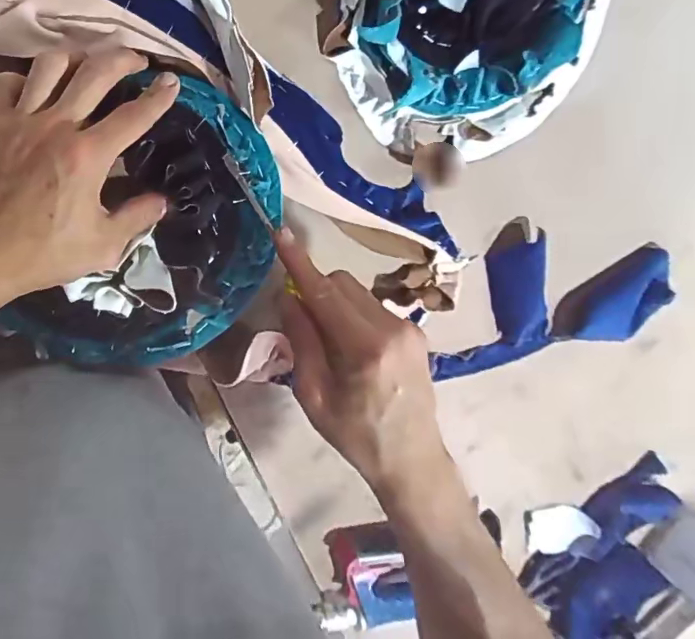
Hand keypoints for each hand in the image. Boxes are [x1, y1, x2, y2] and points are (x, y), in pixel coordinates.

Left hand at [0, 48, 177, 300]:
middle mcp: (57, 126)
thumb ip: (135, 219)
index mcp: (88, 155)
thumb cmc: (41, 253)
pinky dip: (22, 78)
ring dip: (74, 57)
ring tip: (85, 62)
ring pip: (51, 65)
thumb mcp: (100, 247)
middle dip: (123, 58)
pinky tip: (32, 88)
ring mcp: (21, 120)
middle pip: (96, 72)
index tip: (171, 81)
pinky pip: (7, 82)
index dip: (159, 95)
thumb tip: (161, 201)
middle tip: (136, 60)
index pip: (134, 115)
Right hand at [278, 229, 448, 494]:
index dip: (298, 261)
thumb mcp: (313, 394)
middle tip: (300, 320)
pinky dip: (351, 313)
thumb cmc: (355, 435)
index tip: (280, 232)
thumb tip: (288, 296)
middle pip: (341, 283)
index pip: (324, 292)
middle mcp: (392, 329)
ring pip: (356, 291)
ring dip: (333, 302)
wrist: (413, 462)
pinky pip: (370, 306)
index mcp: (364, 348)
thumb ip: (301, 339)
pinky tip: (350, 347)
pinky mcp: (414, 333)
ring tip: (329, 342)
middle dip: (315, 289)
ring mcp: (408, 329)